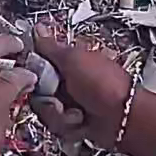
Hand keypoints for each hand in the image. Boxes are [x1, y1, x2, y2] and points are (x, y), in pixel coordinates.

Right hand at [29, 26, 135, 148]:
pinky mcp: (72, 121)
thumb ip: (50, 47)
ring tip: (78, 114)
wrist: (123, 118)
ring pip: (45, 112)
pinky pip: (56, 126)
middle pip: (36, 93)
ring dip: (60, 116)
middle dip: (48, 102)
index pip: (35, 67)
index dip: (33, 77)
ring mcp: (69, 102)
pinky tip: (82, 122)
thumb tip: (37, 28)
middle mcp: (66, 81)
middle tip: (61, 101)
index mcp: (67, 62)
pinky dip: (69, 126)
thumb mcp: (73, 60)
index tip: (38, 81)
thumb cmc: (104, 85)